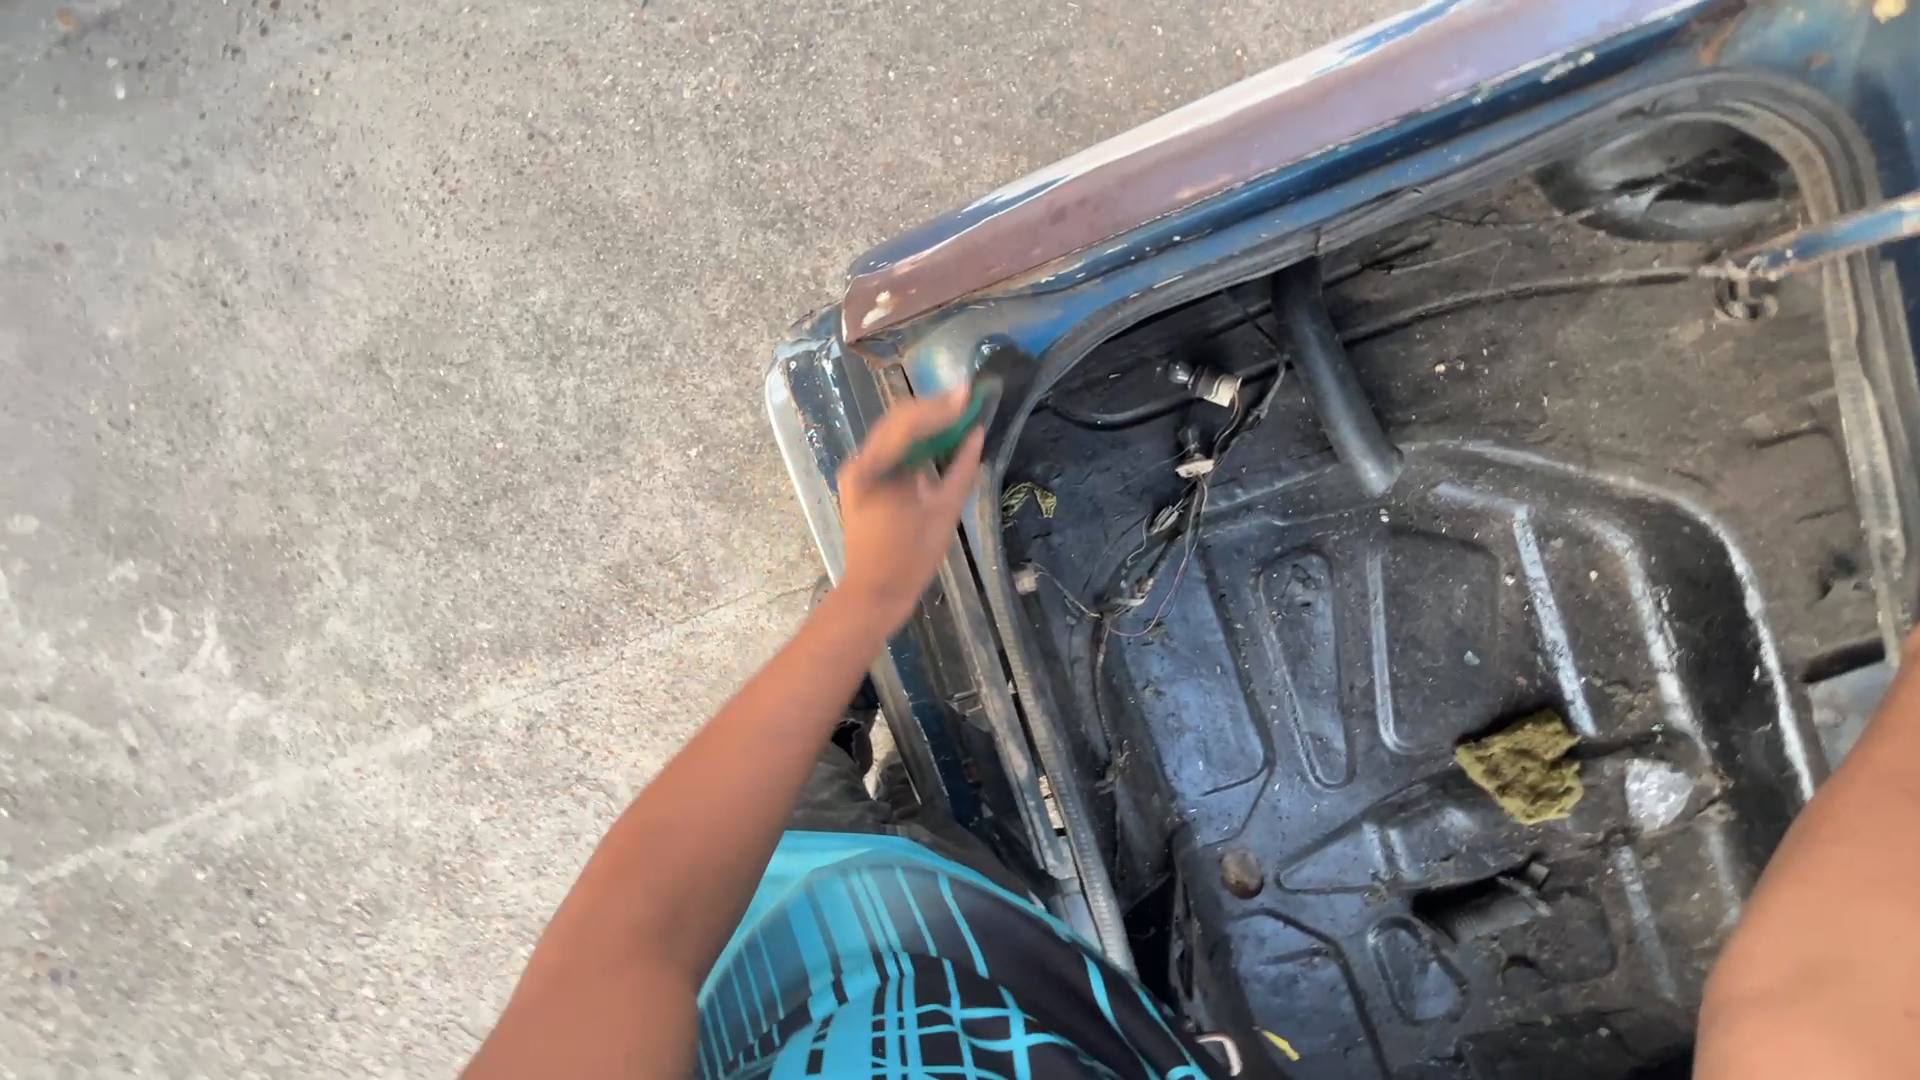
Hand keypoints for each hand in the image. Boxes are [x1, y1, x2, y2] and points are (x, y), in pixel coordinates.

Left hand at [834, 387, 985, 626]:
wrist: (873, 592)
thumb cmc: (909, 561)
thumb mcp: (943, 515)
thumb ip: (962, 471)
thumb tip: (977, 436)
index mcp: (874, 471)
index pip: (909, 424)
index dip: (942, 407)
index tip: (970, 396)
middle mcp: (859, 464)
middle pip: (897, 421)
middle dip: (934, 408)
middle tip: (968, 400)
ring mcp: (857, 471)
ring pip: (892, 432)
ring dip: (925, 421)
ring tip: (958, 414)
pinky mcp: (861, 480)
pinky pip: (889, 450)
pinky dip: (914, 441)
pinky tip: (938, 438)